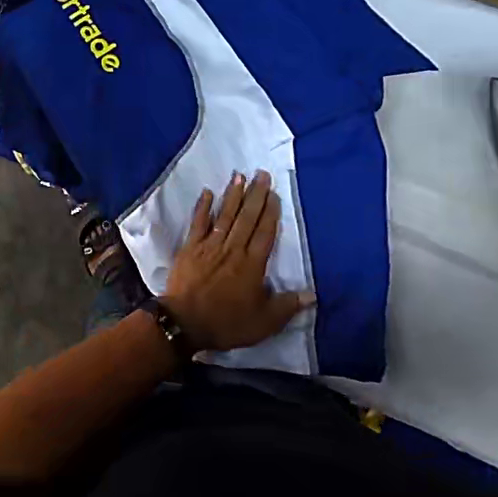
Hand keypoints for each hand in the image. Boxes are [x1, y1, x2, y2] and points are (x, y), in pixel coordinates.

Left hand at [160, 171, 313, 351]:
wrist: (186, 322)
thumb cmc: (227, 323)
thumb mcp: (265, 322)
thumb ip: (287, 305)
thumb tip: (312, 294)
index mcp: (253, 264)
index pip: (265, 232)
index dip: (271, 212)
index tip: (274, 194)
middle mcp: (233, 248)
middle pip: (247, 217)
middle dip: (255, 195)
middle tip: (261, 174)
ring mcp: (210, 245)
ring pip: (225, 215)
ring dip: (233, 195)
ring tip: (240, 176)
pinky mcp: (190, 247)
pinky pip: (198, 222)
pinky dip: (203, 207)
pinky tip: (208, 192)